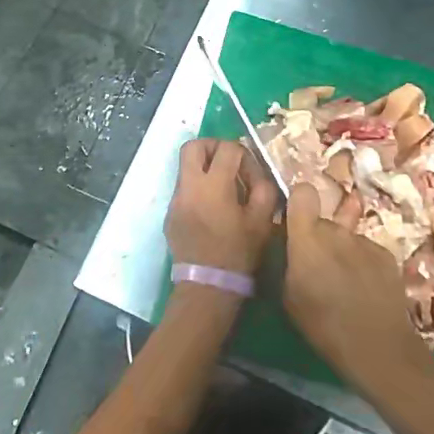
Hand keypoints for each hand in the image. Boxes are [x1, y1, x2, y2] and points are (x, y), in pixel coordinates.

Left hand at [167, 139, 278, 273]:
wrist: (207, 287)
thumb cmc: (239, 253)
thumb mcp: (263, 219)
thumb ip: (263, 186)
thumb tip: (256, 172)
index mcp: (213, 185)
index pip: (227, 148)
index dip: (244, 155)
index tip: (252, 174)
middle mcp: (188, 187)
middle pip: (193, 146)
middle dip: (214, 146)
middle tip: (230, 161)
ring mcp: (175, 201)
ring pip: (185, 167)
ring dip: (205, 168)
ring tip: (224, 187)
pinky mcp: (170, 215)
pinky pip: (184, 189)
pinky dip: (198, 188)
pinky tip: (213, 208)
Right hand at [283, 183, 431, 389]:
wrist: (377, 344)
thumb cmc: (323, 325)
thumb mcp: (290, 297)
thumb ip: (289, 262)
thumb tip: (291, 248)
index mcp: (308, 239)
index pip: (303, 193)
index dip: (300, 201)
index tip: (297, 220)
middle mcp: (337, 231)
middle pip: (324, 222)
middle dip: (319, 238)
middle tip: (318, 268)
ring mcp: (364, 240)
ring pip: (346, 237)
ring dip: (342, 252)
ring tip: (344, 283)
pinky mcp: (385, 252)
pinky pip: (366, 250)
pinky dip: (363, 263)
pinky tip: (365, 288)